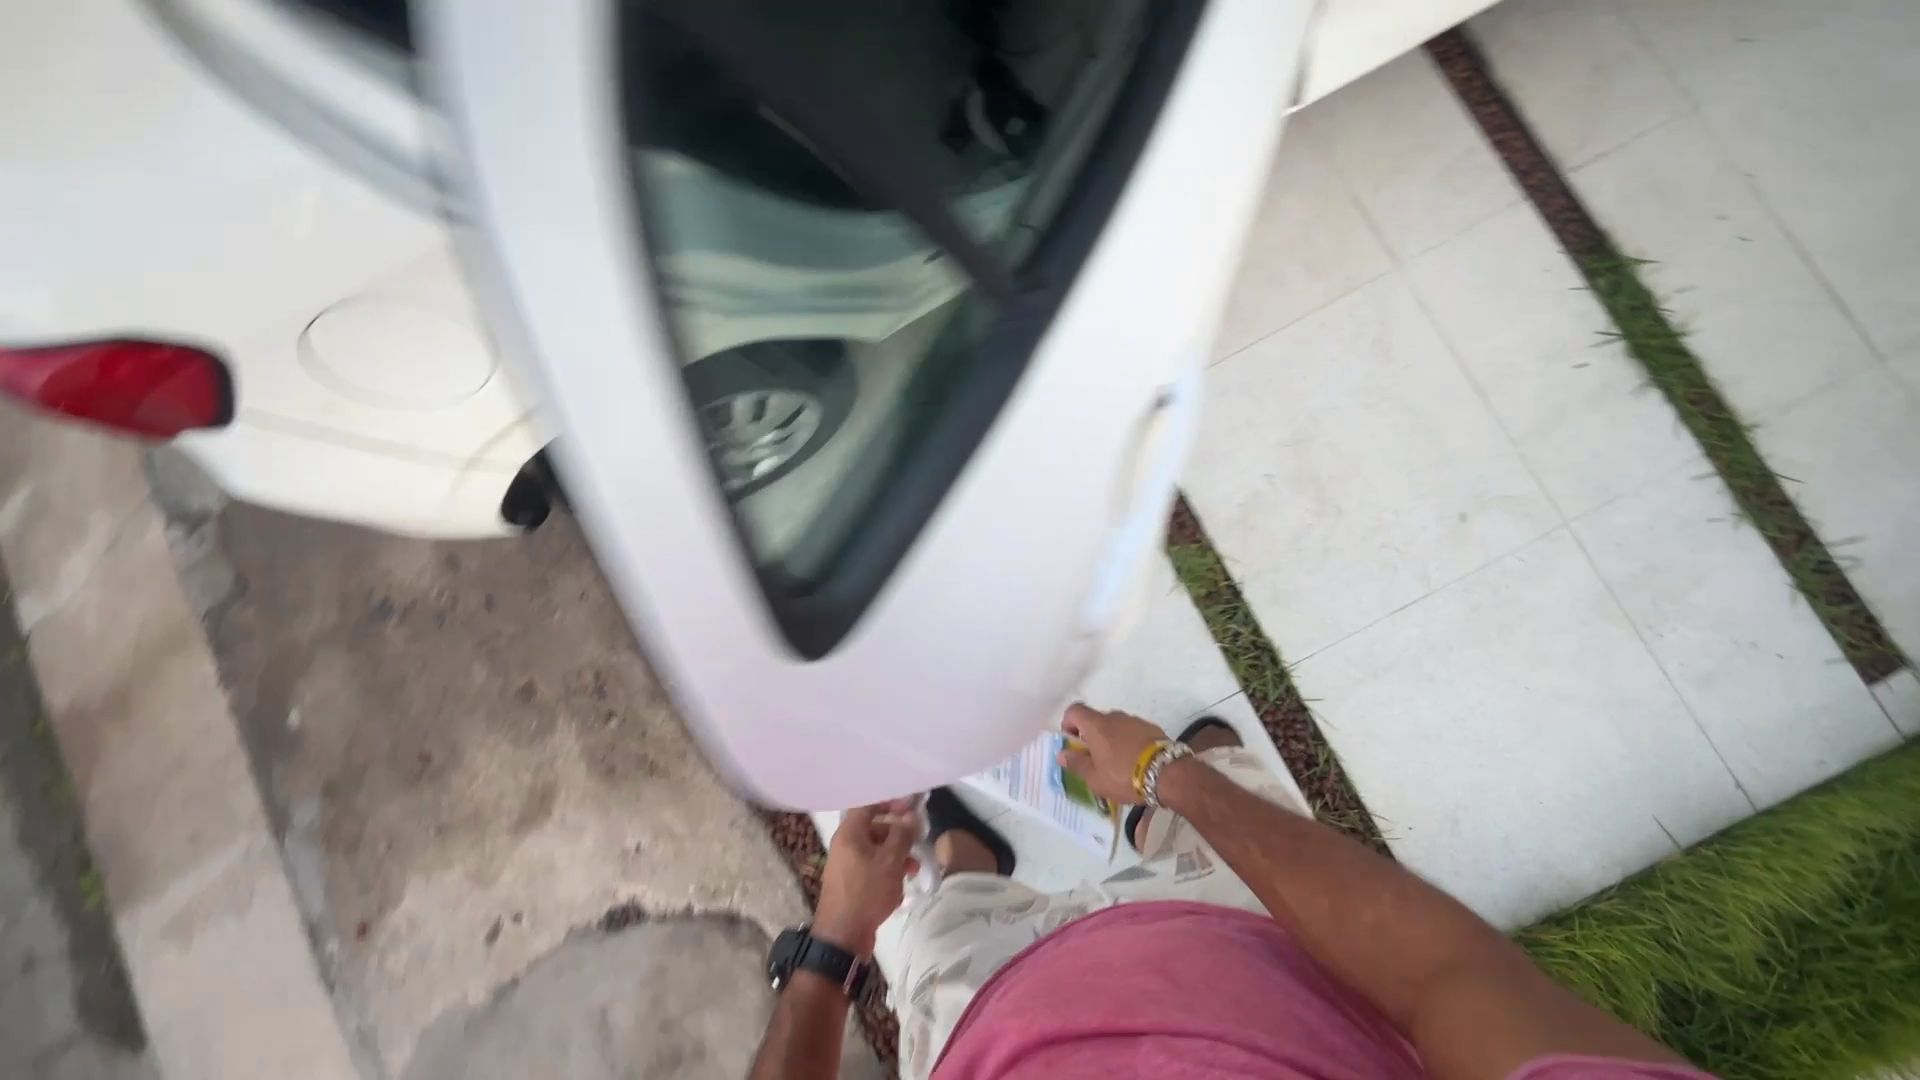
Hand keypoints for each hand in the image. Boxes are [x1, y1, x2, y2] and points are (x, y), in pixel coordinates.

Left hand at [813, 799, 921, 956]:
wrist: (842, 937)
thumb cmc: (866, 892)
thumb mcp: (890, 861)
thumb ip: (902, 835)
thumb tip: (911, 817)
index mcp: (849, 833)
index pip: (869, 805)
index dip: (891, 803)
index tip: (912, 808)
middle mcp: (845, 845)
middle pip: (874, 828)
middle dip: (898, 834)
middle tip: (918, 840)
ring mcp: (846, 867)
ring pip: (876, 851)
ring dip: (896, 856)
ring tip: (915, 868)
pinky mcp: (851, 885)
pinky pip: (872, 869)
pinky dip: (887, 872)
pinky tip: (900, 887)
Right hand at [1056, 703, 1168, 805]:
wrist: (1168, 774)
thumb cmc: (1124, 776)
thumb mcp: (1095, 778)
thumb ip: (1076, 763)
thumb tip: (1061, 753)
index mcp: (1096, 725)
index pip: (1074, 710)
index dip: (1068, 723)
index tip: (1072, 743)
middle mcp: (1114, 716)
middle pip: (1095, 719)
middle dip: (1091, 736)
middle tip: (1095, 759)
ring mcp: (1134, 720)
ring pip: (1115, 726)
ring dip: (1111, 739)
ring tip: (1118, 763)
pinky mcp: (1151, 728)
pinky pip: (1132, 731)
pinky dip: (1129, 742)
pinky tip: (1135, 761)